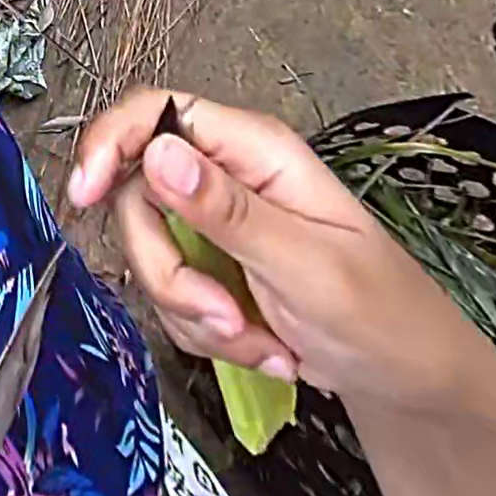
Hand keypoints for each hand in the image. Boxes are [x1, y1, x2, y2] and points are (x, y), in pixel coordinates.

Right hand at [69, 88, 495, 411]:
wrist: (408, 384)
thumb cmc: (386, 316)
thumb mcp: (311, 266)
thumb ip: (229, 210)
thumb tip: (156, 153)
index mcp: (249, 148)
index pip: (152, 112)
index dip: (108, 141)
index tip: (87, 193)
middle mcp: (217, 171)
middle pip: (136, 192)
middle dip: (167, 266)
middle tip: (221, 315)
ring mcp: (204, 216)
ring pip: (143, 246)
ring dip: (189, 306)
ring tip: (256, 338)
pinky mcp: (198, 257)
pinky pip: (160, 285)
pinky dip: (196, 325)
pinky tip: (254, 341)